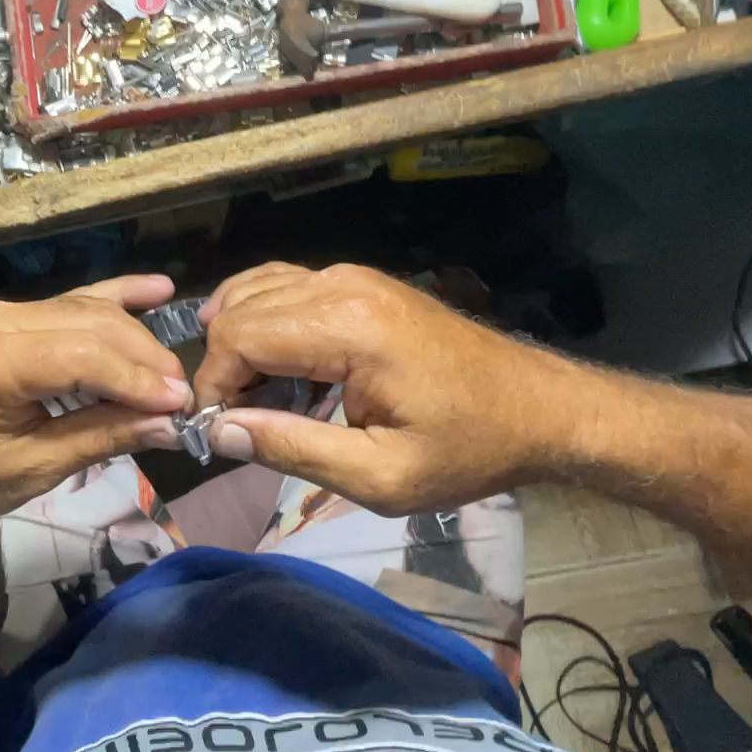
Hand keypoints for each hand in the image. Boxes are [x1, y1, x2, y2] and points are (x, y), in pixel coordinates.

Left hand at [0, 275, 190, 547]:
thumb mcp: (33, 468)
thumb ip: (102, 436)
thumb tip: (170, 422)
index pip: (81, 354)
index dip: (136, 377)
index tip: (180, 403)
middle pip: (90, 325)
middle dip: (142, 358)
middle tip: (181, 396)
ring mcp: (0, 311)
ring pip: (87, 311)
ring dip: (135, 338)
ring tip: (172, 372)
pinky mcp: (10, 314)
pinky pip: (70, 302)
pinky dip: (114, 297)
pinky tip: (155, 288)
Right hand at [193, 262, 579, 514]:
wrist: (538, 408)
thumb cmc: (466, 448)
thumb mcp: (381, 476)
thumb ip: (294, 450)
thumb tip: (220, 432)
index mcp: (348, 327)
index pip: (239, 336)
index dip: (213, 385)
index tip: (218, 431)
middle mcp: (340, 284)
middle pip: (239, 311)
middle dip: (220, 367)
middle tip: (234, 420)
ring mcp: (348, 275)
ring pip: (252, 291)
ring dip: (235, 341)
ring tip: (250, 394)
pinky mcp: (355, 281)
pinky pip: (280, 284)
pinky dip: (255, 316)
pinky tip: (260, 355)